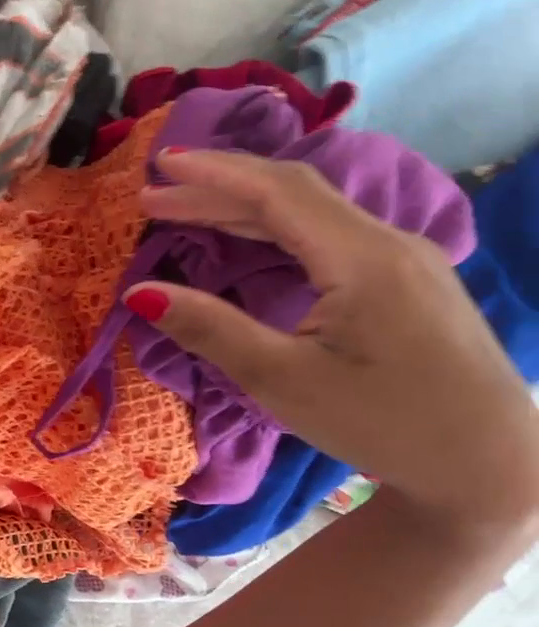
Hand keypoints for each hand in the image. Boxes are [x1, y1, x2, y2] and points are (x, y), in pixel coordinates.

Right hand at [129, 151, 538, 539]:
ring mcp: (403, 262)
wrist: (487, 462)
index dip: (217, 173)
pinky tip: (242, 240)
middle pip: (295, 197)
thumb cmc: (378, 421)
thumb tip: (139, 291)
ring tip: (180, 212)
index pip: (281, 193)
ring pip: (312, 217)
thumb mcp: (280, 379)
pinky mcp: (404, 284)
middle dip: (218, 189)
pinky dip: (272, 232)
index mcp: (364, 259)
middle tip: (152, 193)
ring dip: (242, 210)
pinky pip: (328, 239)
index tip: (160, 164)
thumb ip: (210, 328)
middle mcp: (390, 245)